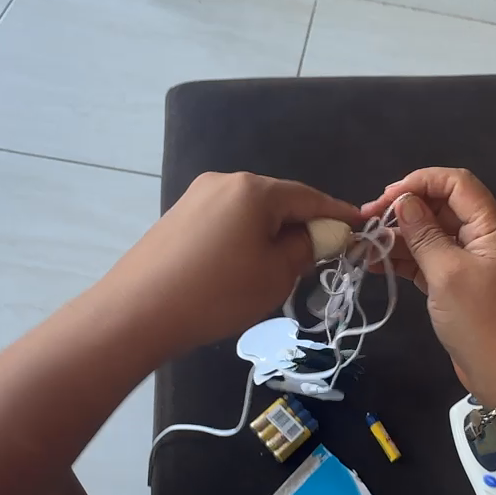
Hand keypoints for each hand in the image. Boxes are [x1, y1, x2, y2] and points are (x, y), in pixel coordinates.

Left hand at [96, 171, 360, 358]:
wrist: (136, 312)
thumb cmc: (217, 292)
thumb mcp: (276, 274)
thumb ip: (306, 247)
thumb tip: (319, 234)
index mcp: (254, 190)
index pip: (309, 197)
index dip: (337, 214)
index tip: (358, 226)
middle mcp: (225, 182)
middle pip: (279, 200)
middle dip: (302, 224)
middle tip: (321, 254)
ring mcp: (196, 197)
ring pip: (250, 211)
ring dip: (272, 232)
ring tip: (281, 265)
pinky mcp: (177, 217)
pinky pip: (226, 221)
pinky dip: (244, 237)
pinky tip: (243, 265)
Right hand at [362, 168, 495, 402]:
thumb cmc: (481, 322)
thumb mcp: (447, 274)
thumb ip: (424, 234)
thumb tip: (403, 201)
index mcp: (491, 227)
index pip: (457, 183)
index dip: (421, 182)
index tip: (386, 197)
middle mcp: (482, 238)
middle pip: (441, 207)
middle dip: (404, 209)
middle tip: (367, 221)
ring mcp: (470, 262)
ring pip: (431, 234)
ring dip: (399, 236)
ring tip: (362, 245)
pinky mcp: (457, 284)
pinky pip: (429, 260)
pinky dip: (404, 259)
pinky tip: (374, 263)